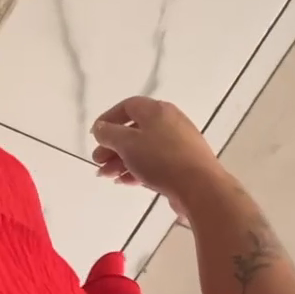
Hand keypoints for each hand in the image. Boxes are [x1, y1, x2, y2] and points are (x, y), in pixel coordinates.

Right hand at [90, 97, 225, 206]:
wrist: (200, 187)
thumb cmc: (160, 159)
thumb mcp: (127, 143)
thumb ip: (109, 133)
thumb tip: (100, 128)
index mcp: (157, 111)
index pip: (127, 106)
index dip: (107, 119)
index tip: (94, 135)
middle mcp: (169, 122)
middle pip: (133, 130)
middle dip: (111, 146)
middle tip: (98, 161)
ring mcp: (177, 144)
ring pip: (142, 148)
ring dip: (120, 160)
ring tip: (106, 175)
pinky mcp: (182, 163)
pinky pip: (154, 162)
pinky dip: (136, 169)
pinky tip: (124, 181)